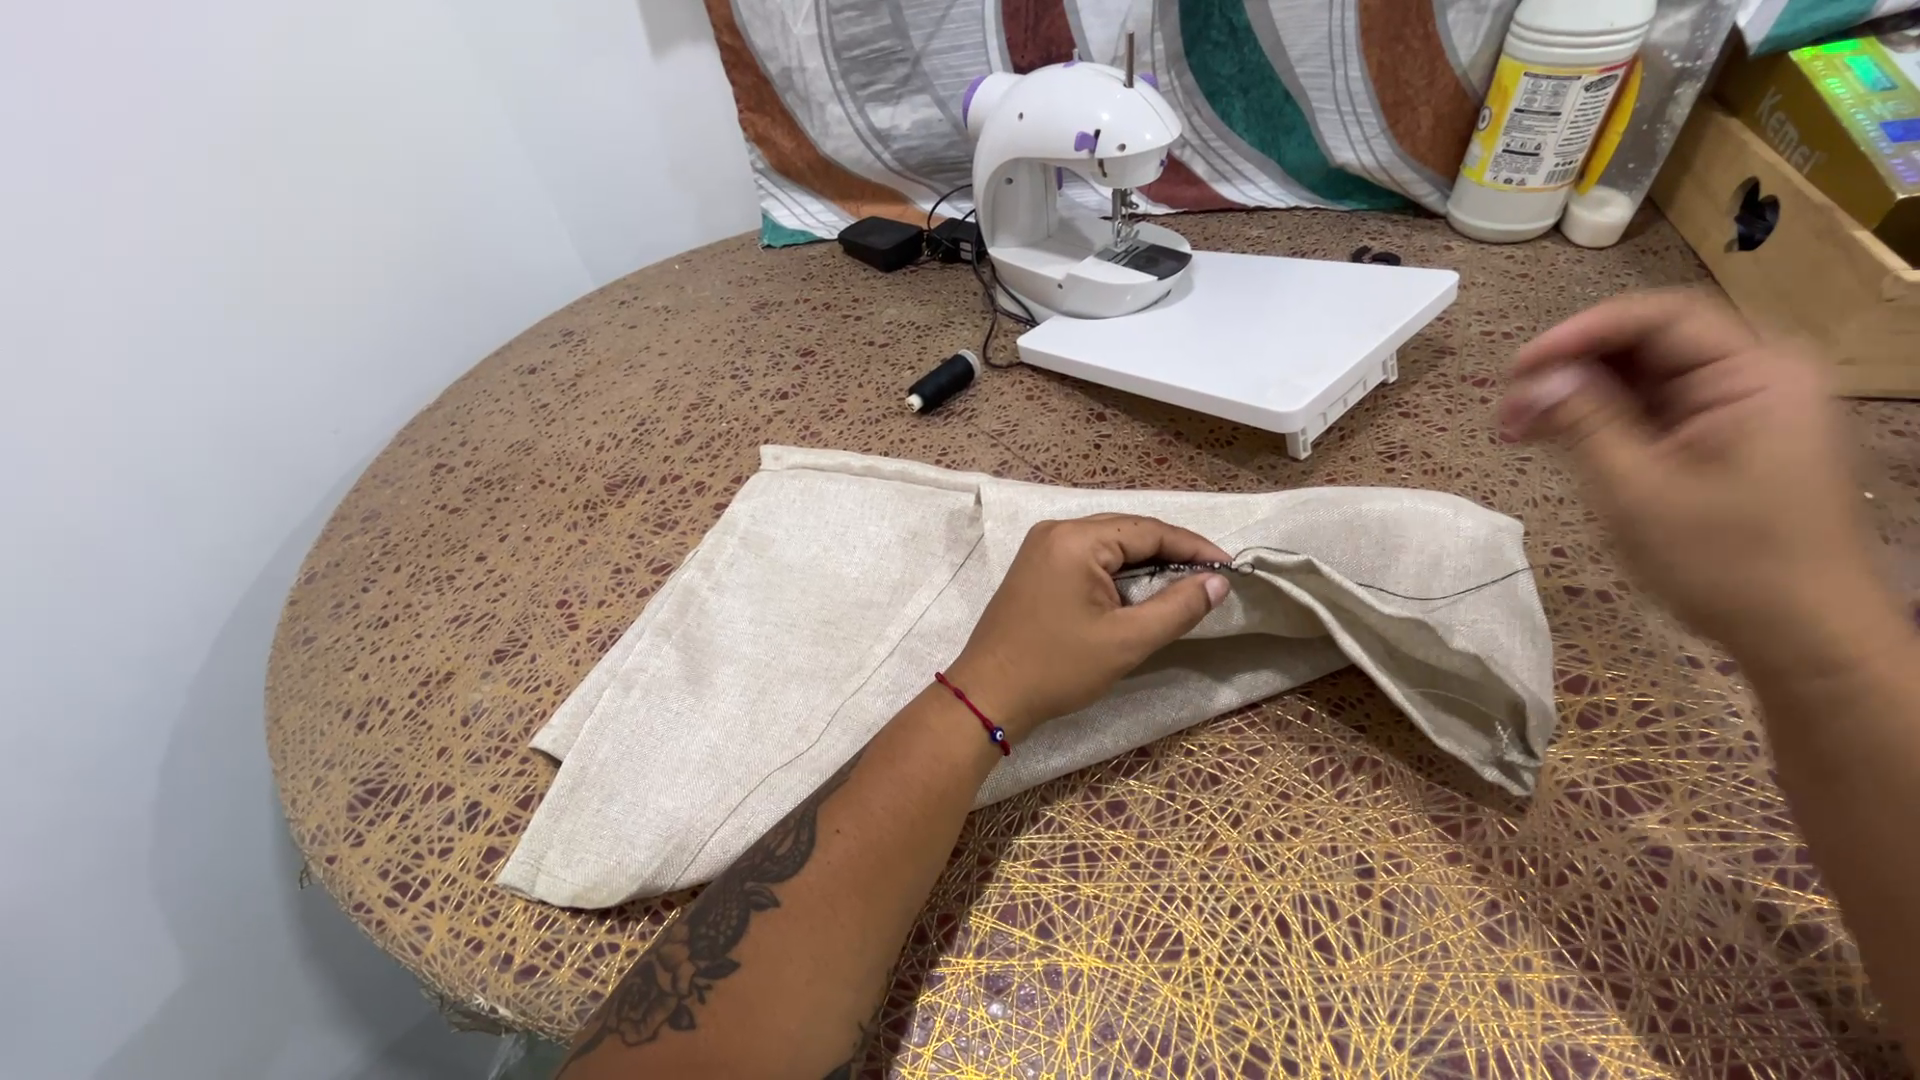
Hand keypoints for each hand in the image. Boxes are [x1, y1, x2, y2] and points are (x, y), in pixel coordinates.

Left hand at [944, 514, 1231, 740]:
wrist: (989, 695)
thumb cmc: (1058, 668)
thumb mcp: (1127, 640)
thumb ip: (1177, 607)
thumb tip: (1218, 581)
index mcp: (1076, 539)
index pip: (1148, 530)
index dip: (1193, 546)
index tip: (1229, 566)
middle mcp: (1056, 531)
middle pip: (1128, 531)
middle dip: (1170, 553)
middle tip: (1209, 578)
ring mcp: (1041, 548)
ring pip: (1108, 545)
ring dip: (1144, 564)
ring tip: (1181, 586)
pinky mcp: (1035, 569)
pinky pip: (1087, 559)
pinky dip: (1117, 573)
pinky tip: (1138, 593)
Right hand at [1498, 289, 1894, 670]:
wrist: (1801, 633)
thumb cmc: (1725, 562)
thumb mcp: (1636, 490)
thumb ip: (1584, 423)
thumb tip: (1537, 378)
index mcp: (1757, 375)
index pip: (1660, 318)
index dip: (1579, 333)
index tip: (1517, 369)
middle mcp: (1756, 378)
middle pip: (1648, 345)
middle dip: (1569, 369)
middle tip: (1507, 408)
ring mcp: (1742, 410)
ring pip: (1642, 378)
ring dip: (1575, 397)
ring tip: (1517, 429)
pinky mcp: (1724, 440)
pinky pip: (1652, 410)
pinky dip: (1598, 421)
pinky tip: (1552, 441)